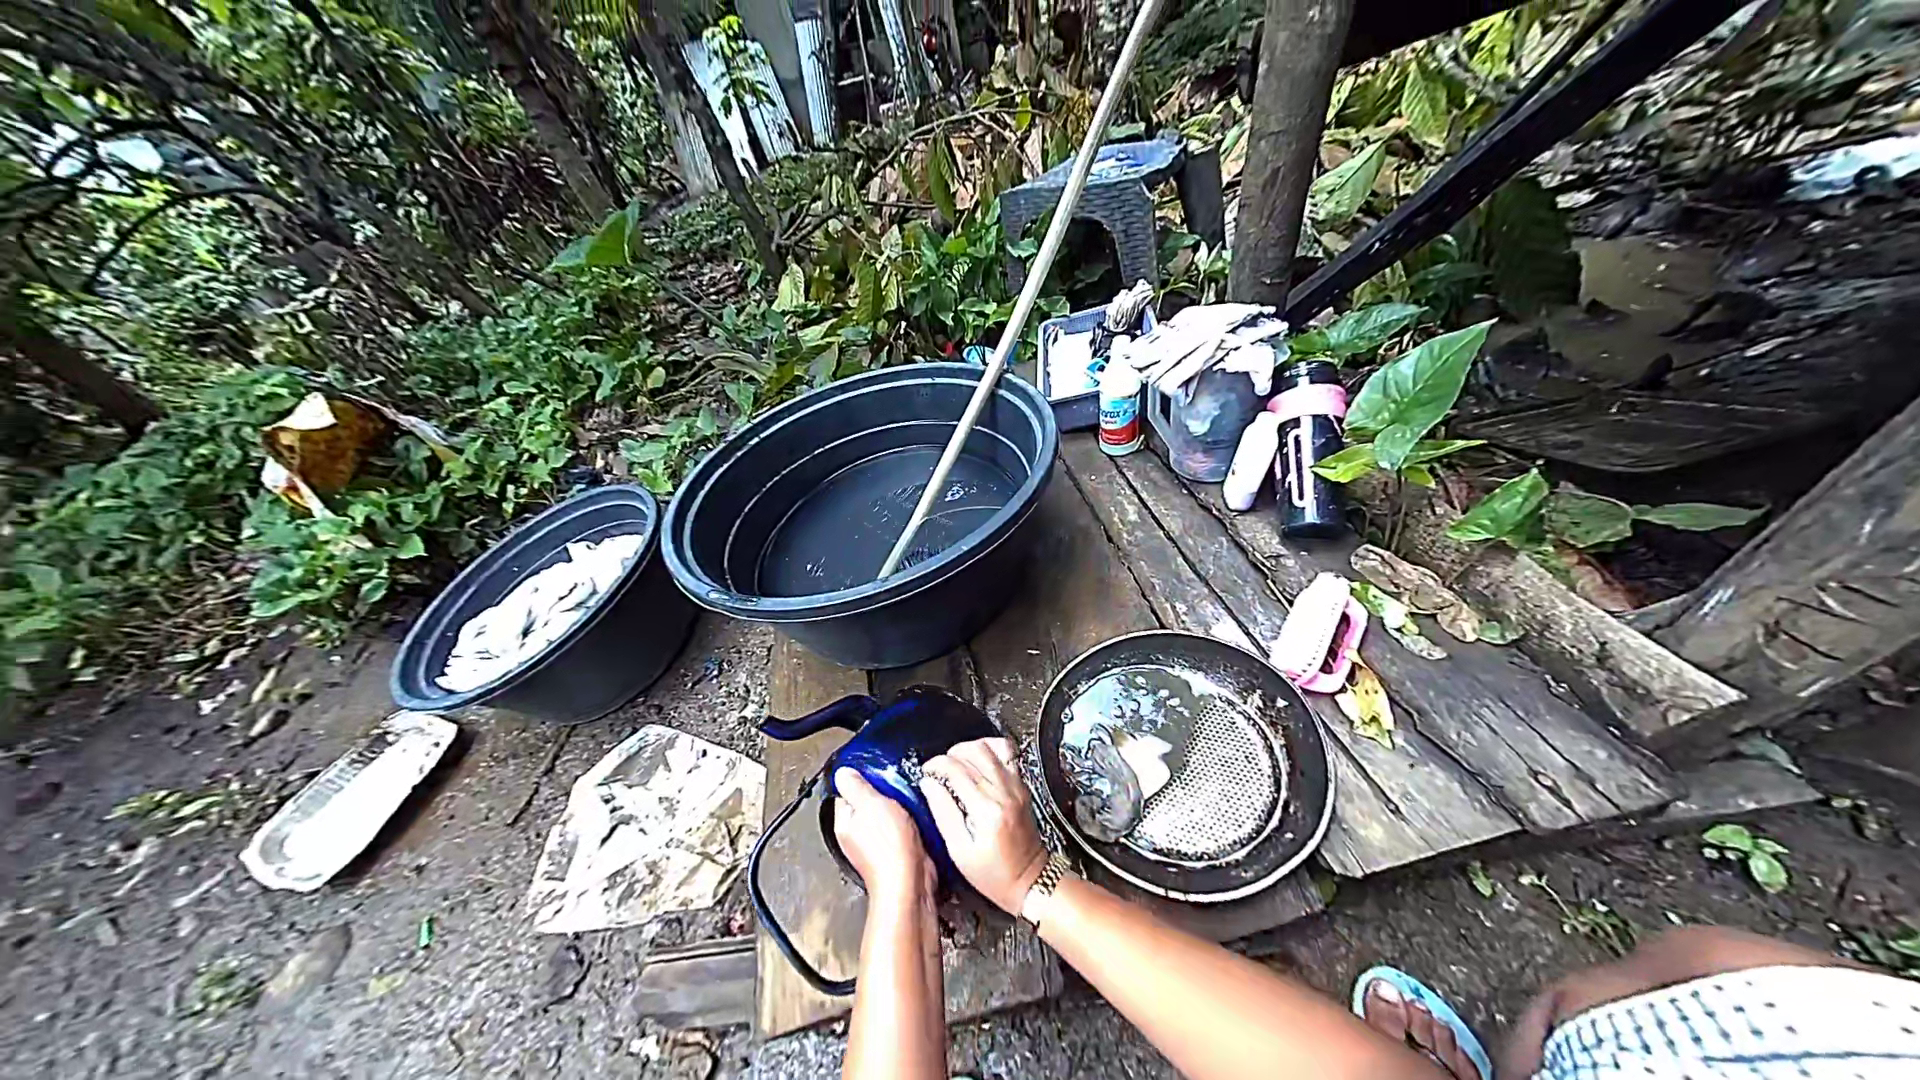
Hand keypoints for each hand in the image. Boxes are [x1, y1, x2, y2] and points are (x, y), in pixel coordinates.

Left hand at [833, 768, 932, 903]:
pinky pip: (901, 826)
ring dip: (898, 805)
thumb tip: (842, 773)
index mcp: (844, 822)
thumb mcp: (870, 804)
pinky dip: (909, 819)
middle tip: (896, 784)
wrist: (911, 882)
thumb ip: (855, 786)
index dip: (862, 778)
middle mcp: (857, 834)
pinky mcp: (896, 850)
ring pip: (886, 812)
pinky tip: (917, 816)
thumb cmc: (889, 848)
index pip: (847, 790)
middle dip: (883, 791)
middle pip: (868, 801)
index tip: (877, 770)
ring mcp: (877, 843)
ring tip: (909, 799)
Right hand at [920, 738, 1047, 914]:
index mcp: (986, 810)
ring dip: (967, 749)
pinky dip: (988, 749)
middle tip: (939, 769)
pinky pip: (1006, 753)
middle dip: (949, 755)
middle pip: (973, 751)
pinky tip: (978, 760)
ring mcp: (1015, 786)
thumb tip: (929, 785)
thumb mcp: (959, 851)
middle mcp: (1003, 792)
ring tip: (956, 764)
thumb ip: (943, 813)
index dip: (936, 765)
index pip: (956, 769)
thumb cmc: (995, 874)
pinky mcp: (1021, 785)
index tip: (927, 773)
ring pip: (989, 747)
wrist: (1030, 879)